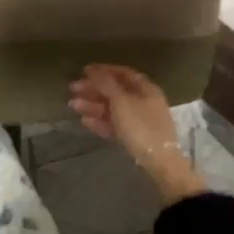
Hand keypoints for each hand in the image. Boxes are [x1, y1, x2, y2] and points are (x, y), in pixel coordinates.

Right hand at [69, 63, 205, 204]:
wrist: (160, 163)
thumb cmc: (141, 126)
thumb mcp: (121, 101)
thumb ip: (105, 84)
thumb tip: (93, 71)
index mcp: (145, 89)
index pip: (123, 73)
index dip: (103, 70)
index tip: (83, 71)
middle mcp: (144, 102)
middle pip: (115, 91)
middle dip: (93, 89)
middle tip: (72, 89)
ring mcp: (140, 121)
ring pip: (112, 108)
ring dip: (92, 105)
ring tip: (73, 105)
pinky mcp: (135, 137)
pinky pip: (115, 125)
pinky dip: (100, 121)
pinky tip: (84, 121)